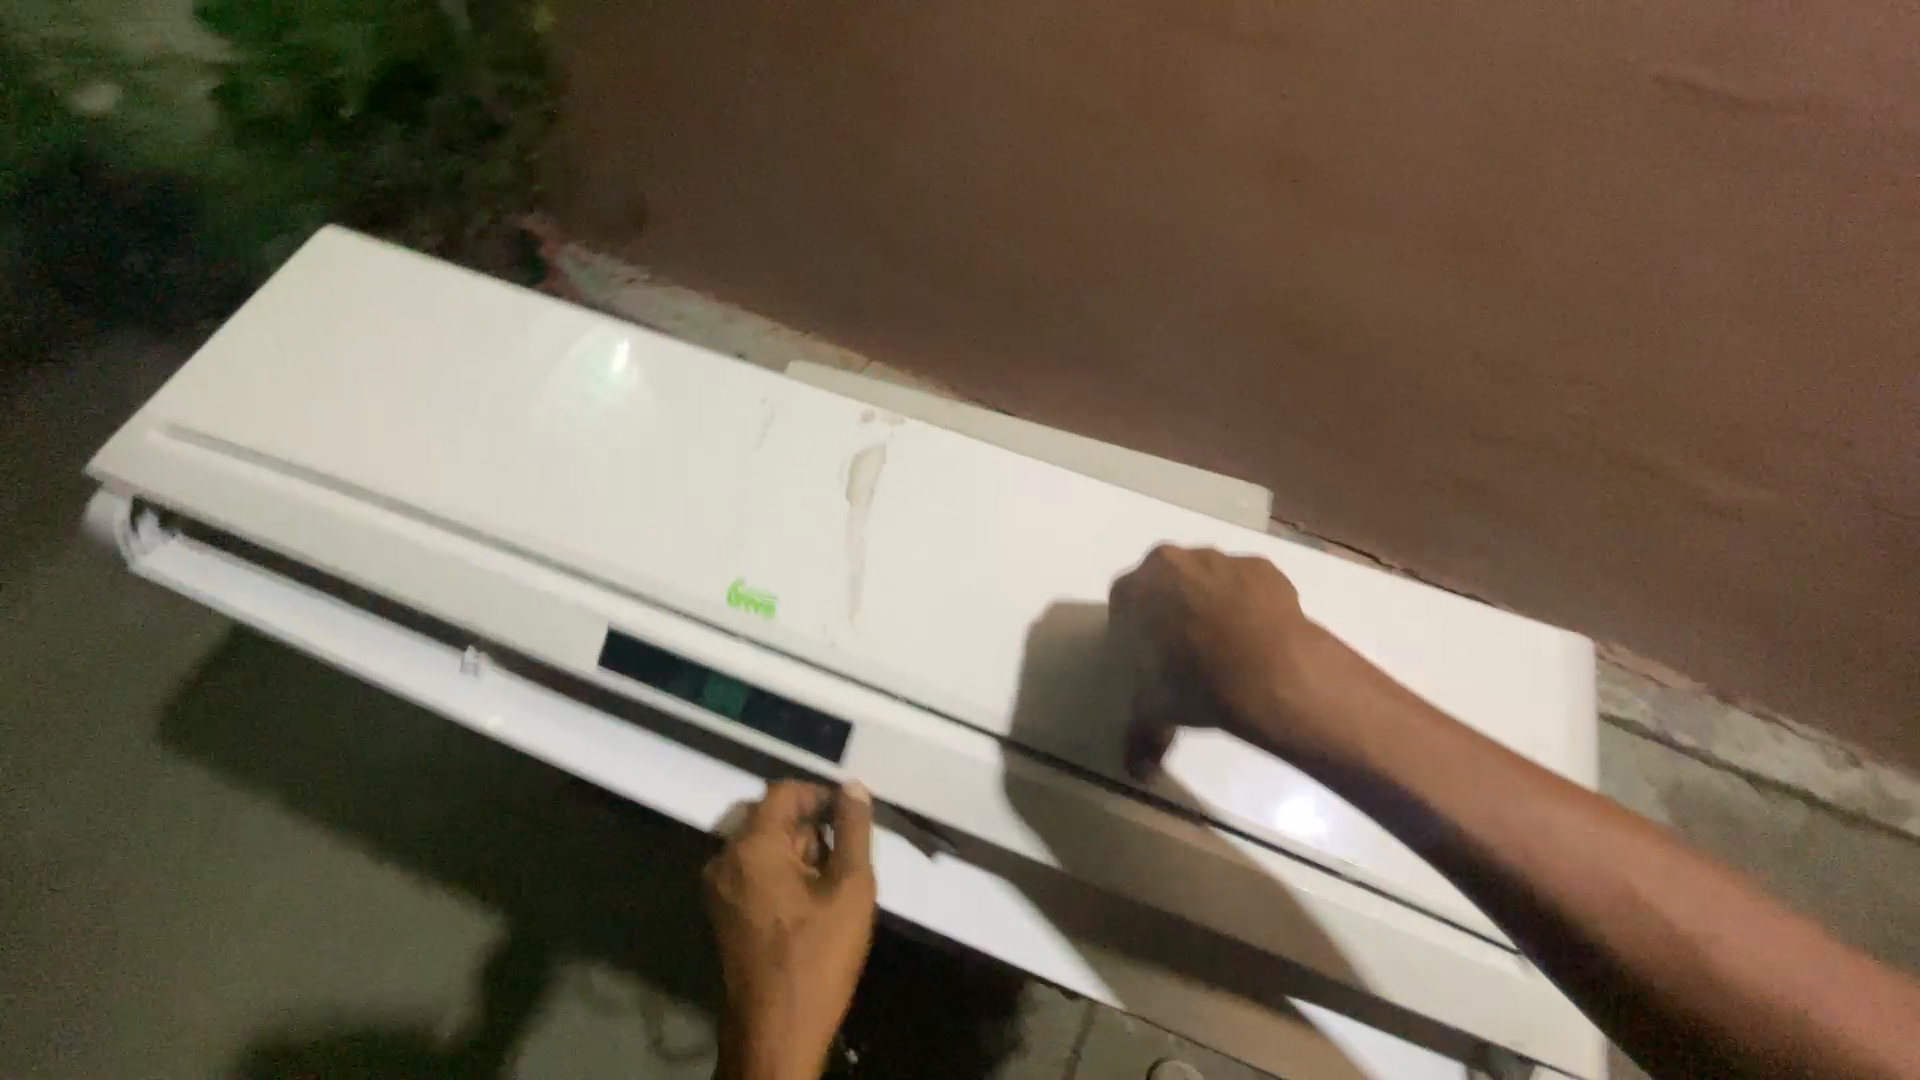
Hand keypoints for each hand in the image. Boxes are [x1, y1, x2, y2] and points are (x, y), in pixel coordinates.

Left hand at [704, 780, 876, 1079]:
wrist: (775, 1035)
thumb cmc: (817, 957)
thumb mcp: (851, 887)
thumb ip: (853, 829)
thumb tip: (852, 787)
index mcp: (751, 845)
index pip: (784, 791)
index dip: (820, 795)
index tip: (851, 818)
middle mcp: (724, 858)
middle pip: (771, 817)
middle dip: (810, 829)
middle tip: (843, 862)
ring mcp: (718, 888)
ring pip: (763, 845)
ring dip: (797, 853)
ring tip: (830, 889)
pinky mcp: (721, 912)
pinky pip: (752, 871)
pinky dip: (780, 874)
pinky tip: (808, 906)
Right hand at [1109, 545, 1330, 775]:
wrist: (1266, 670)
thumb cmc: (1192, 683)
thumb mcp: (1154, 711)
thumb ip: (1140, 735)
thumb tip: (1137, 772)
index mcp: (1135, 587)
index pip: (1123, 602)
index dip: (1134, 628)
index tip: (1147, 655)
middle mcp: (1173, 561)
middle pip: (1165, 581)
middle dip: (1172, 608)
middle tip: (1185, 650)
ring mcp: (1221, 560)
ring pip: (1208, 578)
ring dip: (1211, 602)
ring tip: (1226, 646)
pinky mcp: (1262, 567)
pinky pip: (1248, 584)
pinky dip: (1250, 603)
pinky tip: (1256, 637)